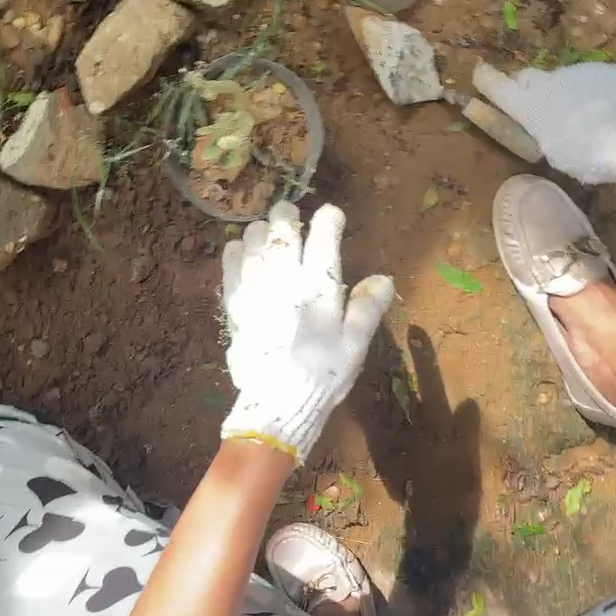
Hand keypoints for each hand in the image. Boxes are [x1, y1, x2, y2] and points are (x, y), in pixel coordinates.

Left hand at [219, 202, 393, 461]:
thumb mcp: (354, 346)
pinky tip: (239, 248)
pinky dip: (236, 252)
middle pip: (283, 234)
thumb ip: (366, 309)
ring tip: (264, 229)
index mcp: (319, 290)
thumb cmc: (323, 375)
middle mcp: (286, 281)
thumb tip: (384, 278)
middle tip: (288, 211)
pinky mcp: (236, 305)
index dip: (329, 221)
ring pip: (255, 244)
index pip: (324, 242)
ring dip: (261, 231)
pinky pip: (231, 267)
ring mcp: (256, 290)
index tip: (331, 213)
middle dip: (286, 217)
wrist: (277, 404)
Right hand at [476, 61, 615, 185]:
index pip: (496, 86)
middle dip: (527, 87)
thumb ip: (546, 133)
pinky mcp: (605, 70)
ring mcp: (577, 73)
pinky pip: (591, 80)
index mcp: (528, 106)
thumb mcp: (556, 154)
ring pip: (563, 79)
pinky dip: (592, 92)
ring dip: (565, 93)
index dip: (486, 80)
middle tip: (537, 105)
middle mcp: (547, 83)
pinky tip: (608, 110)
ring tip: (583, 116)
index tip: (479, 72)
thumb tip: (550, 127)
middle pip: (528, 77)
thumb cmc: (588, 155)